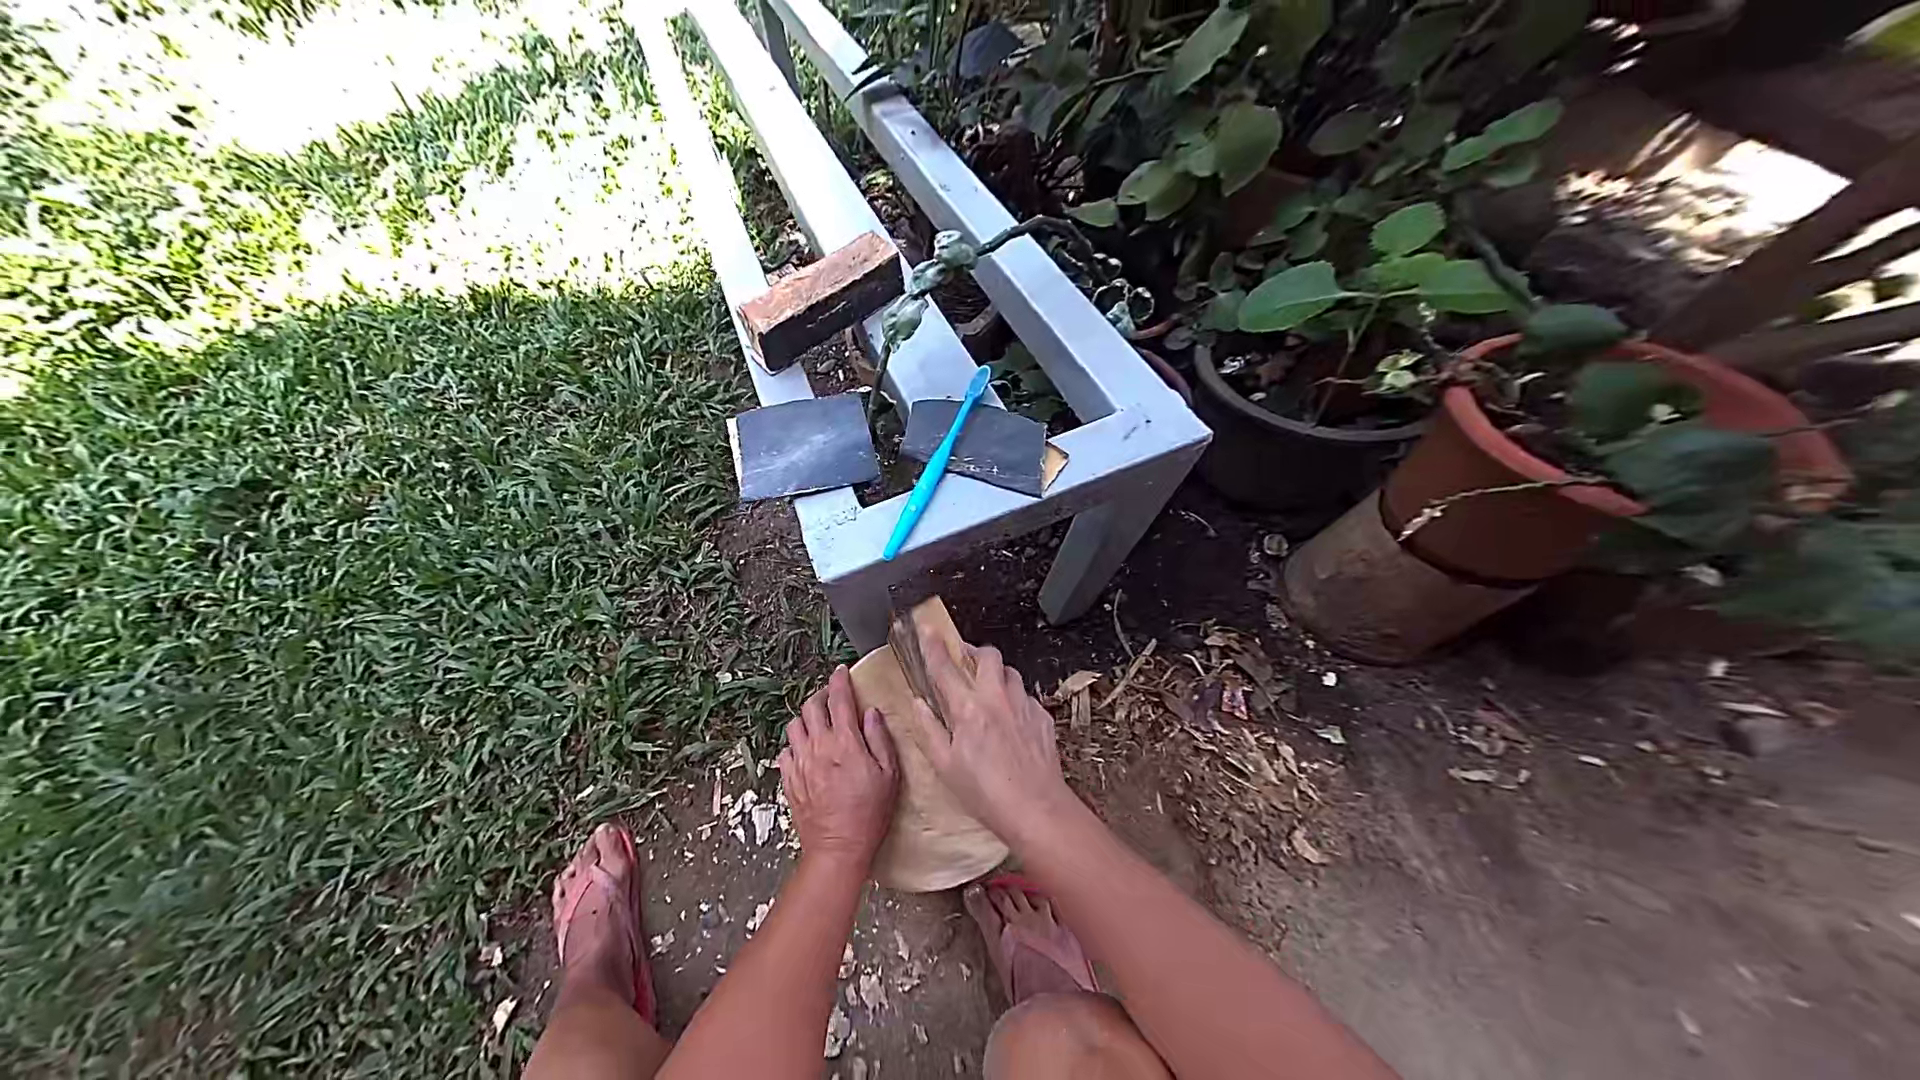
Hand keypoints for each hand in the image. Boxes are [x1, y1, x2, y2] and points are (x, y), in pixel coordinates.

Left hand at [778, 665, 899, 867]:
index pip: (839, 699)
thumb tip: (872, 714)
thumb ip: (880, 739)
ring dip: (806, 719)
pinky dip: (795, 745)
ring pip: (794, 726)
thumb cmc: (868, 814)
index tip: (842, 672)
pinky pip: (786, 752)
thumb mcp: (889, 774)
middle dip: (821, 695)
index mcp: (845, 742)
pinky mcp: (790, 780)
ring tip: (817, 723)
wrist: (838, 848)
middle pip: (811, 706)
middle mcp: (818, 748)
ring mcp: (800, 764)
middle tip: (831, 698)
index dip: (840, 681)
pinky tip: (806, 751)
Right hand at [908, 622, 1077, 842]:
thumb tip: (918, 704)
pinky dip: (1015, 698)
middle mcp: (996, 698)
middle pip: (987, 655)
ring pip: (1010, 672)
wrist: (1036, 808)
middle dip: (973, 650)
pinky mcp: (1041, 716)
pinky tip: (1010, 717)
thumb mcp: (945, 765)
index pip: (945, 667)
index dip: (933, 645)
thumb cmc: (987, 794)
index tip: (927, 630)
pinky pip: (1026, 696)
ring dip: (996, 672)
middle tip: (964, 656)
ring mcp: (1023, 705)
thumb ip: (929, 729)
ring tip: (987, 687)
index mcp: (967, 709)